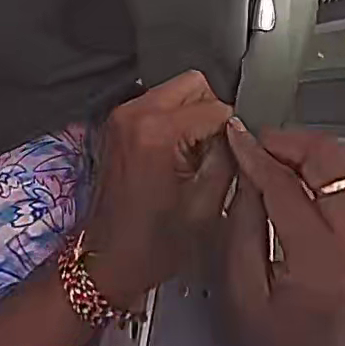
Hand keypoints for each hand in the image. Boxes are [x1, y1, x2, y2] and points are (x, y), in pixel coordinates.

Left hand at [83, 71, 235, 307]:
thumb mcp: (206, 206)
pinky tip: (178, 152)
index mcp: (157, 131)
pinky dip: (175, 118)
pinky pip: (159, 103)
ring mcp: (122, 115)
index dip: (232, 130)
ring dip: (193, 114)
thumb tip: (238, 133)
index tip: (235, 154)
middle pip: (194, 84)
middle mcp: (135, 113)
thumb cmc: (155, 243)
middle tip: (216, 149)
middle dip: (212, 112)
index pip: (215, 108)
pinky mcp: (117, 123)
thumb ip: (228, 158)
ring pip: (176, 90)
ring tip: (196, 153)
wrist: (106, 260)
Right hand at [220, 125, 344, 345]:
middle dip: (290, 142)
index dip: (256, 157)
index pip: (287, 189)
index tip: (235, 137)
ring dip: (307, 152)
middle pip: (330, 164)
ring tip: (271, 157)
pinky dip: (321, 170)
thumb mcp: (240, 294)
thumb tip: (246, 173)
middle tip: (257, 143)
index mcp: (321, 268)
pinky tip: (295, 177)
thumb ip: (241, 226)